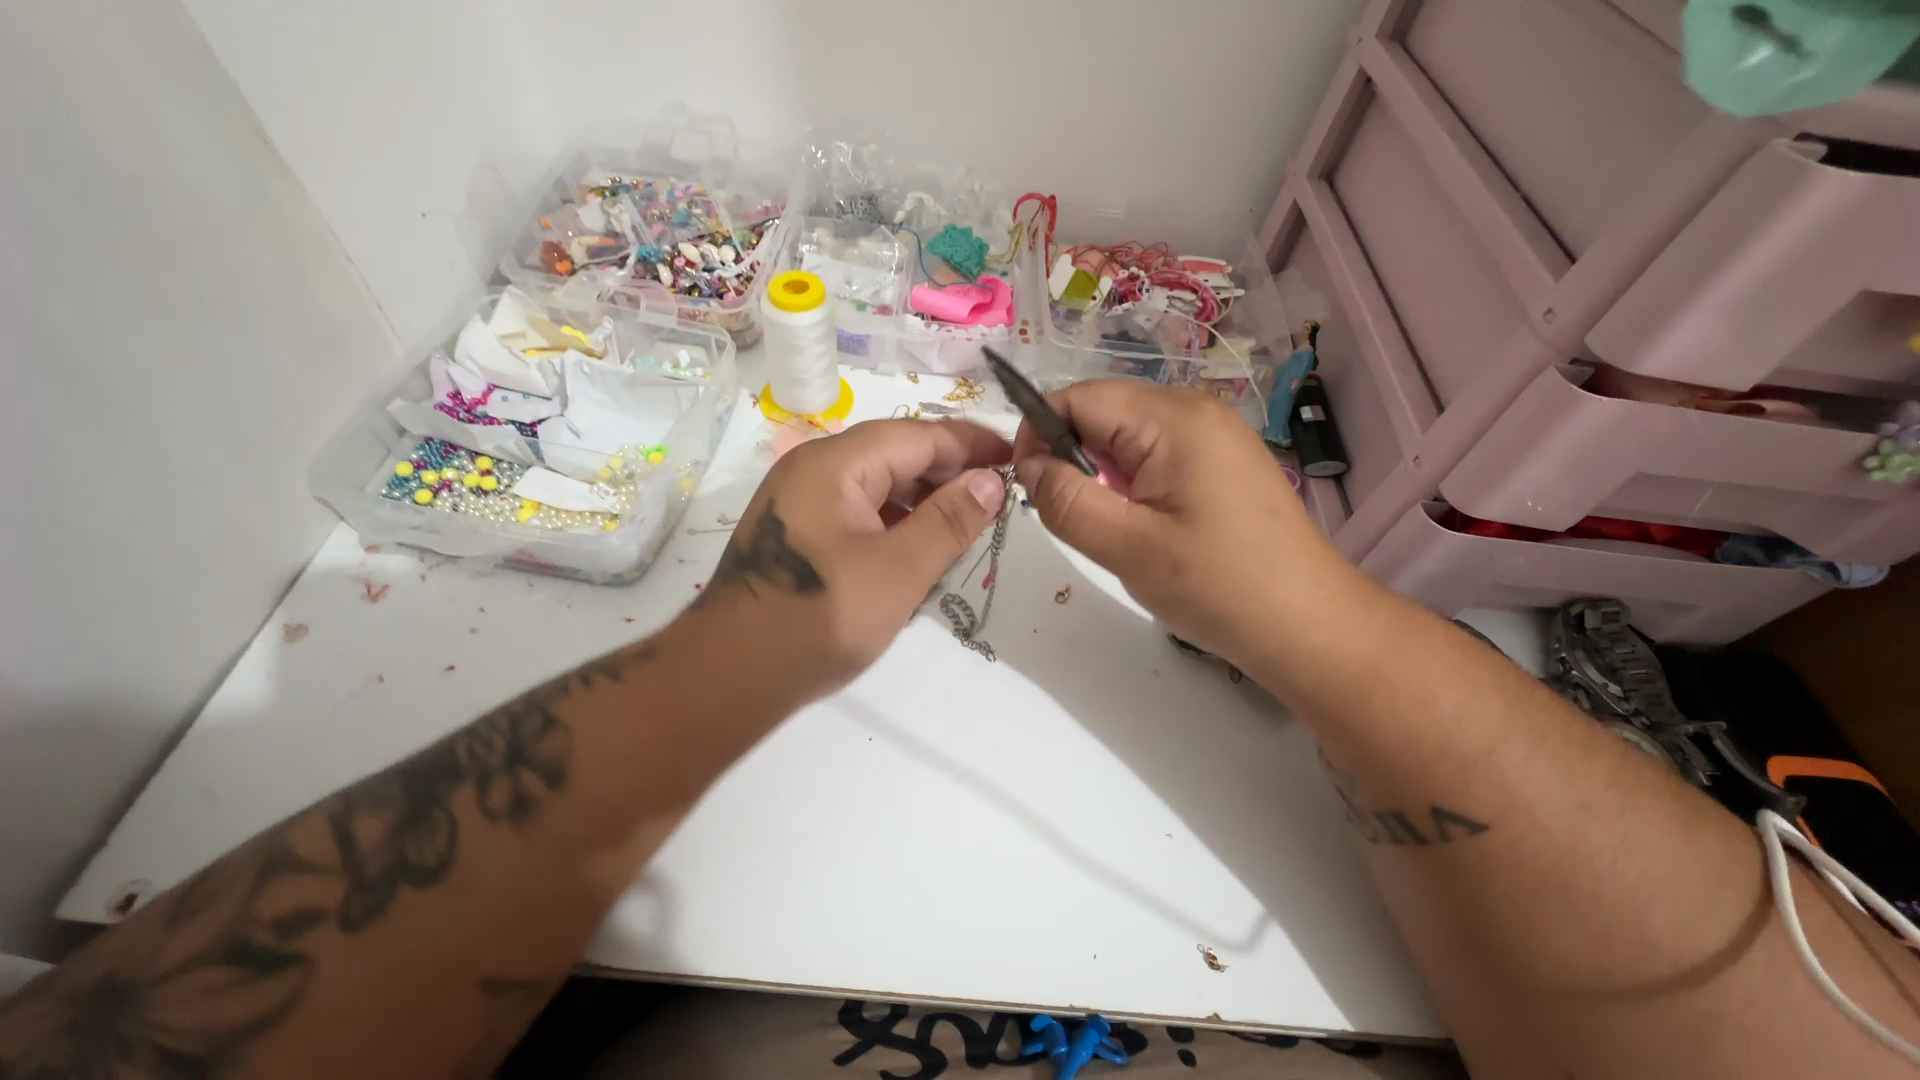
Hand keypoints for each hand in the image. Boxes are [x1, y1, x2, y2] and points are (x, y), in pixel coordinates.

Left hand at [685, 418, 1011, 705]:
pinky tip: (919, 546)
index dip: (971, 444)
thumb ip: (950, 520)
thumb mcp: (900, 570)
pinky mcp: (796, 533)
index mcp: (836, 463)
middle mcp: (813, 468)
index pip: (918, 435)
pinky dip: (894, 520)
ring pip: (876, 484)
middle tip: (998, 495)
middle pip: (895, 453)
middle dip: (948, 471)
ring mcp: (800, 500)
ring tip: (967, 523)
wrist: (733, 674)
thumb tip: (990, 480)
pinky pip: (857, 510)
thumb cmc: (822, 617)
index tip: (1015, 458)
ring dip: (923, 498)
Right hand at [1012, 380, 1343, 661]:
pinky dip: (1134, 482)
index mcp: (1173, 418)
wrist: (1307, 624)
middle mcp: (1195, 410)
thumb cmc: (1217, 586)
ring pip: (1128, 436)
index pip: (1079, 397)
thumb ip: (1065, 499)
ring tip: (1112, 527)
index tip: (1028, 487)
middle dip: (1073, 456)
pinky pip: (1158, 454)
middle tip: (1073, 517)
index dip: (1040, 433)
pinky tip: (1145, 526)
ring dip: (1104, 474)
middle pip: (1104, 412)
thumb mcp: (1126, 546)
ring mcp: (1215, 434)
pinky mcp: (1224, 460)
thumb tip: (1029, 465)